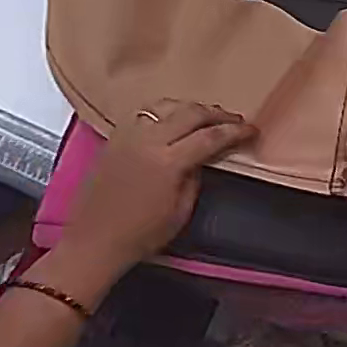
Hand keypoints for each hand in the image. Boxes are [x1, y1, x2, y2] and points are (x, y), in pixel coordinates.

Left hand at [56, 100, 255, 278]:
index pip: (211, 137)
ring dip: (191, 107)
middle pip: (191, 112)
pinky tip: (173, 119)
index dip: (236, 132)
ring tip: (206, 116)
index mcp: (168, 162)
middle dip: (217, 113)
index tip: (252, 130)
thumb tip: (201, 158)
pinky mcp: (114, 138)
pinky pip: (144, 112)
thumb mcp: (181, 212)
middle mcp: (148, 140)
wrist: (94, 241)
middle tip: (235, 120)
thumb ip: (195, 178)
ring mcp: (129, 135)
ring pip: (166, 105)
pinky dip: (165, 111)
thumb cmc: (141, 235)